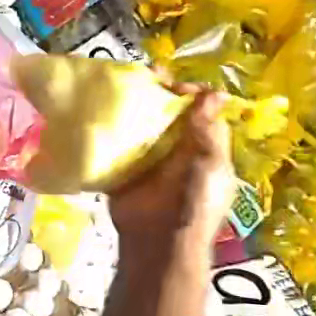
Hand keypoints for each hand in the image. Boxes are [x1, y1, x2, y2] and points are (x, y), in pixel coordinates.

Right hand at [107, 91, 234, 250]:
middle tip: (142, 76)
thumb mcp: (210, 164)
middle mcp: (176, 148)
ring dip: (132, 106)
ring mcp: (147, 157)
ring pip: (141, 124)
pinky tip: (100, 112)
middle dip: (158, 94)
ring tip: (117, 87)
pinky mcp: (122, 167)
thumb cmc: (193, 201)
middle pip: (168, 113)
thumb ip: (208, 130)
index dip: (189, 93)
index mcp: (203, 146)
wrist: (158, 238)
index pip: (200, 110)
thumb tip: (215, 93)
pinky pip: (116, 143)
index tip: (172, 85)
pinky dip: (109, 128)